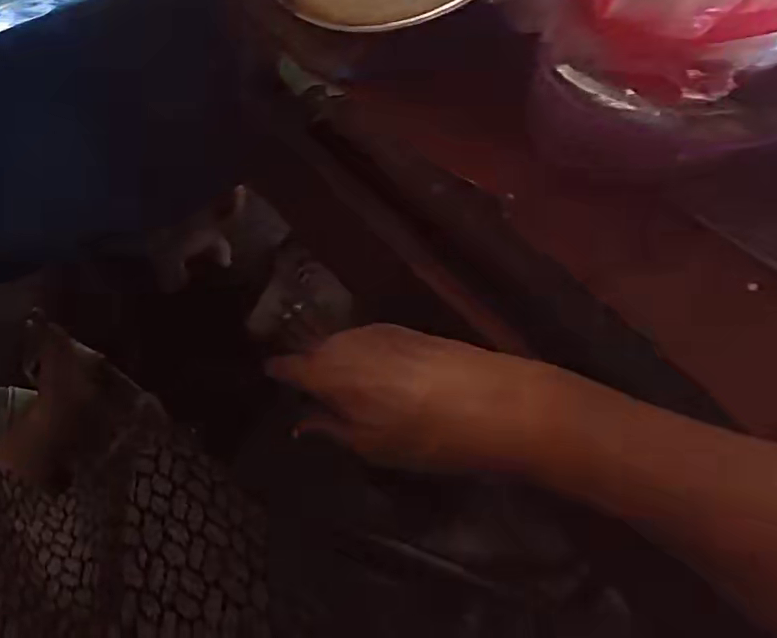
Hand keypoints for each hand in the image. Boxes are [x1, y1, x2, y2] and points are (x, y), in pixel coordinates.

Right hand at [265, 324, 562, 473]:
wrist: (504, 404)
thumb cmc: (432, 436)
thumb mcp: (375, 448)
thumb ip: (330, 430)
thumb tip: (299, 423)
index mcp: (325, 372)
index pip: (284, 365)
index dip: (276, 373)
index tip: (271, 379)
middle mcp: (339, 343)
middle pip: (311, 352)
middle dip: (310, 369)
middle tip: (322, 395)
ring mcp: (369, 331)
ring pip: (339, 345)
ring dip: (340, 361)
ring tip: (358, 388)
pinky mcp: (400, 328)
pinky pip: (365, 340)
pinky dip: (366, 355)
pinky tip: (390, 378)